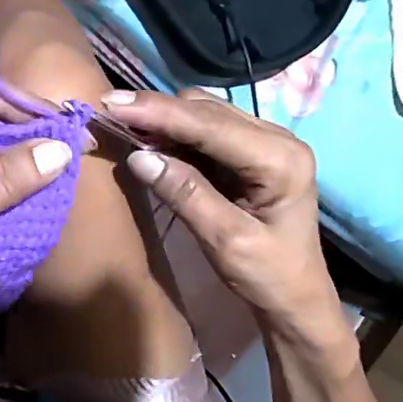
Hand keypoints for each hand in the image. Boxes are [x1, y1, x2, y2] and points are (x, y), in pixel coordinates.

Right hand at [103, 89, 335, 321]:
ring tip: (123, 124)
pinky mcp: (250, 151)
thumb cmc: (267, 275)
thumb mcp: (225, 241)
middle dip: (156, 110)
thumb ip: (185, 194)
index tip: (112, 105)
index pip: (209, 125)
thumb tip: (138, 156)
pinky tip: (149, 138)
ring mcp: (265, 142)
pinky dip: (174, 131)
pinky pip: (206, 129)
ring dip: (163, 117)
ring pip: (204, 113)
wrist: (295, 296)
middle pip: (205, 109)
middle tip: (108, 113)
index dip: (158, 112)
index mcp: (279, 159)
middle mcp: (277, 139)